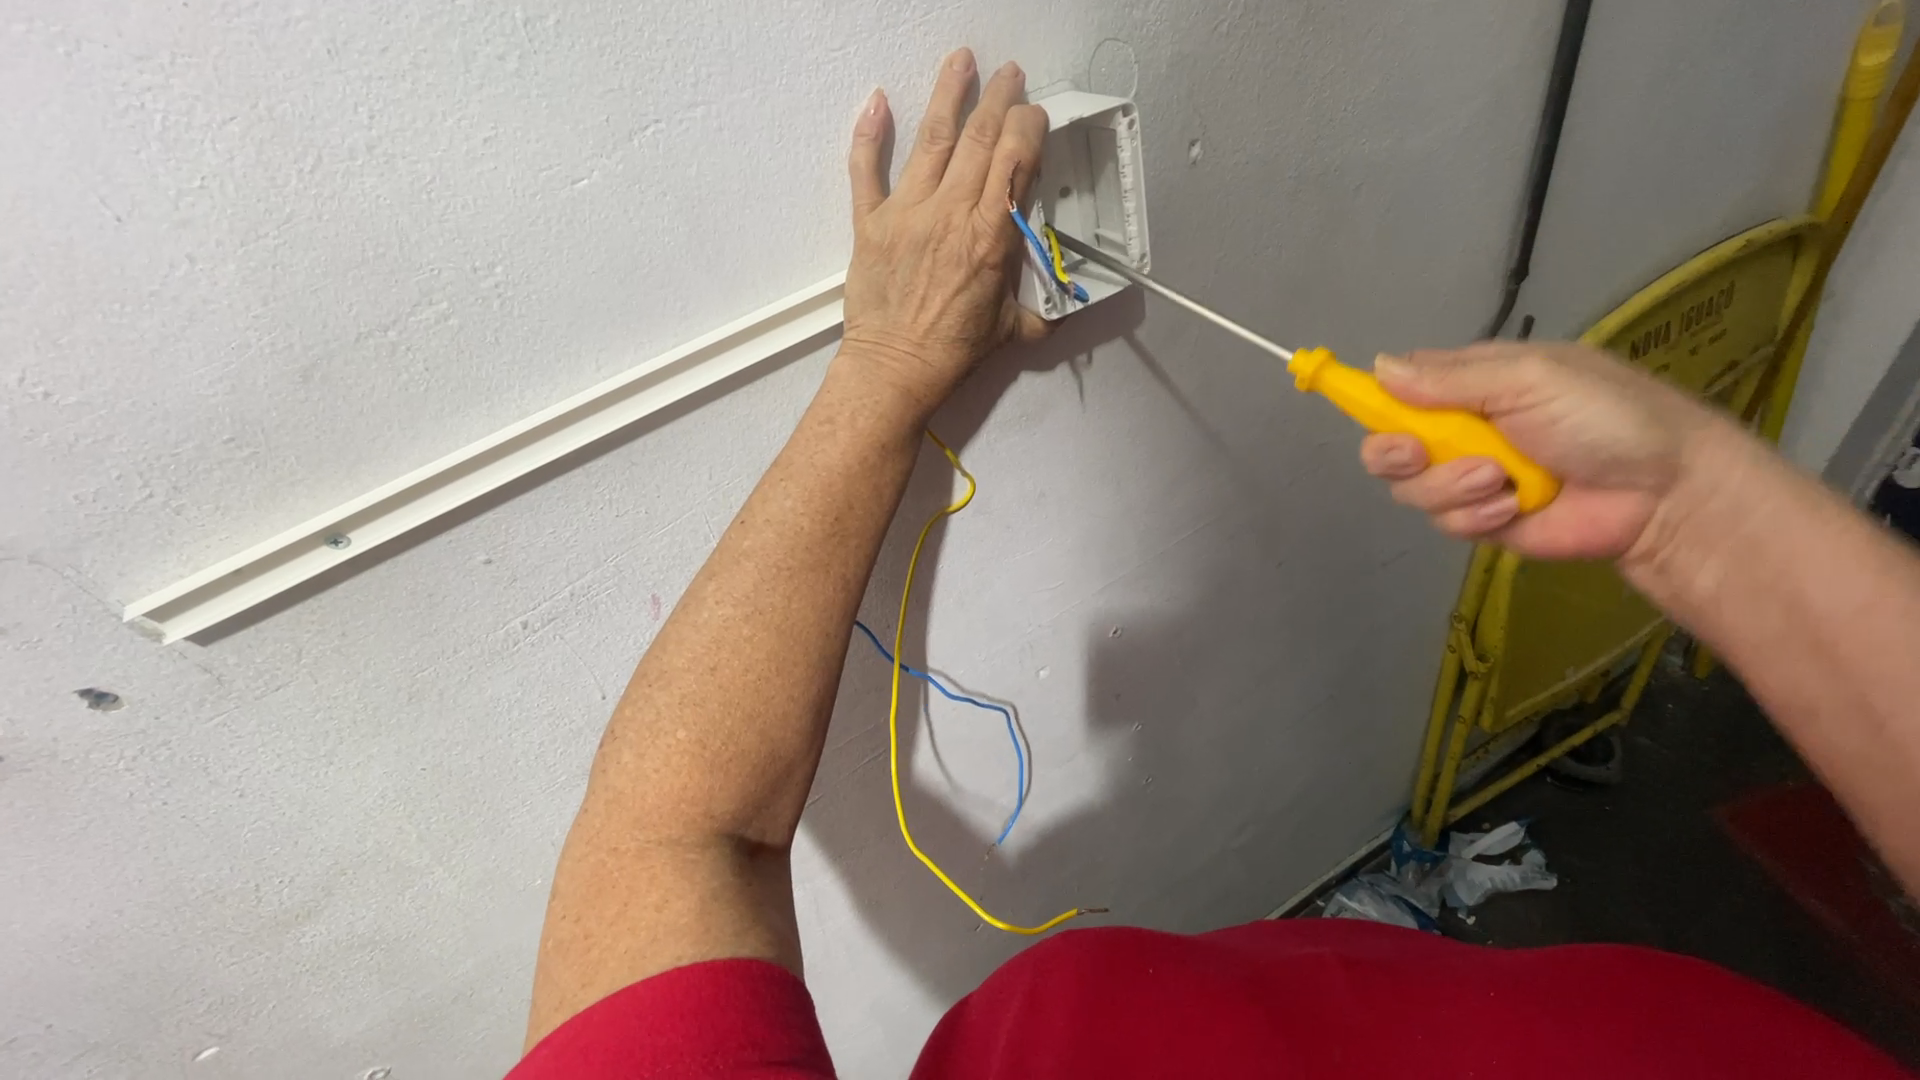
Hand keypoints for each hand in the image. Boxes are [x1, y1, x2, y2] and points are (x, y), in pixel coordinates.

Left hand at [837, 49, 1049, 417]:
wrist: (894, 370)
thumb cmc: (951, 354)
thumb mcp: (1009, 332)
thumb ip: (1038, 314)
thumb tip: (1062, 314)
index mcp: (990, 238)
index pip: (1015, 162)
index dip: (1027, 128)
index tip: (1034, 114)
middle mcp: (950, 214)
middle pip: (980, 138)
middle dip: (998, 98)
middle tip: (1008, 72)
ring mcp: (907, 214)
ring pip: (932, 140)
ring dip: (949, 94)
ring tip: (961, 59)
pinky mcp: (871, 224)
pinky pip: (866, 170)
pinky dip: (870, 133)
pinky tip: (878, 99)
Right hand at [1360, 341, 1730, 559]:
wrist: (1664, 494)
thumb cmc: (1606, 419)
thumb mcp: (1530, 379)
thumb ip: (1451, 377)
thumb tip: (1378, 367)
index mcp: (1468, 386)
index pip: (1397, 387)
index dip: (1369, 395)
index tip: (1346, 398)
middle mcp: (1458, 431)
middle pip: (1386, 445)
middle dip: (1395, 453)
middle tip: (1418, 453)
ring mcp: (1466, 477)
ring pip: (1409, 488)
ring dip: (1448, 486)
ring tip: (1500, 481)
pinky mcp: (1479, 519)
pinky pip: (1442, 520)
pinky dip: (1472, 514)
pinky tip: (1511, 507)